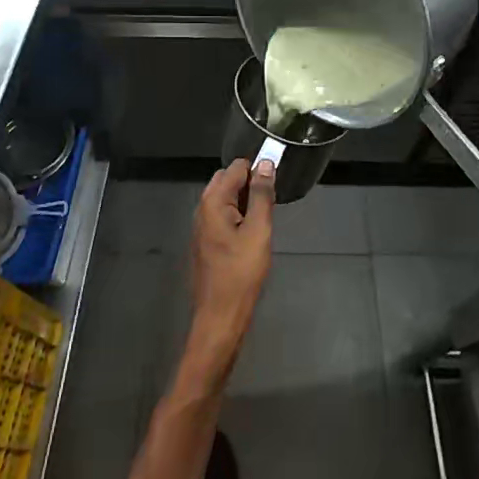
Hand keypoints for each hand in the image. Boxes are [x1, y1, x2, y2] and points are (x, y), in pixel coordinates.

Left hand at [189, 159, 275, 358]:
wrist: (220, 313)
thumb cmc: (241, 273)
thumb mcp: (258, 232)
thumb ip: (262, 195)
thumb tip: (265, 164)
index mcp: (213, 200)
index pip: (236, 168)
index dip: (258, 169)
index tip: (277, 181)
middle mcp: (202, 207)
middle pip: (228, 180)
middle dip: (250, 184)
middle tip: (273, 203)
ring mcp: (202, 223)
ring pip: (225, 198)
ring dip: (245, 201)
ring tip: (265, 219)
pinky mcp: (206, 239)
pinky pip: (223, 215)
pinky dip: (238, 216)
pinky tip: (252, 233)